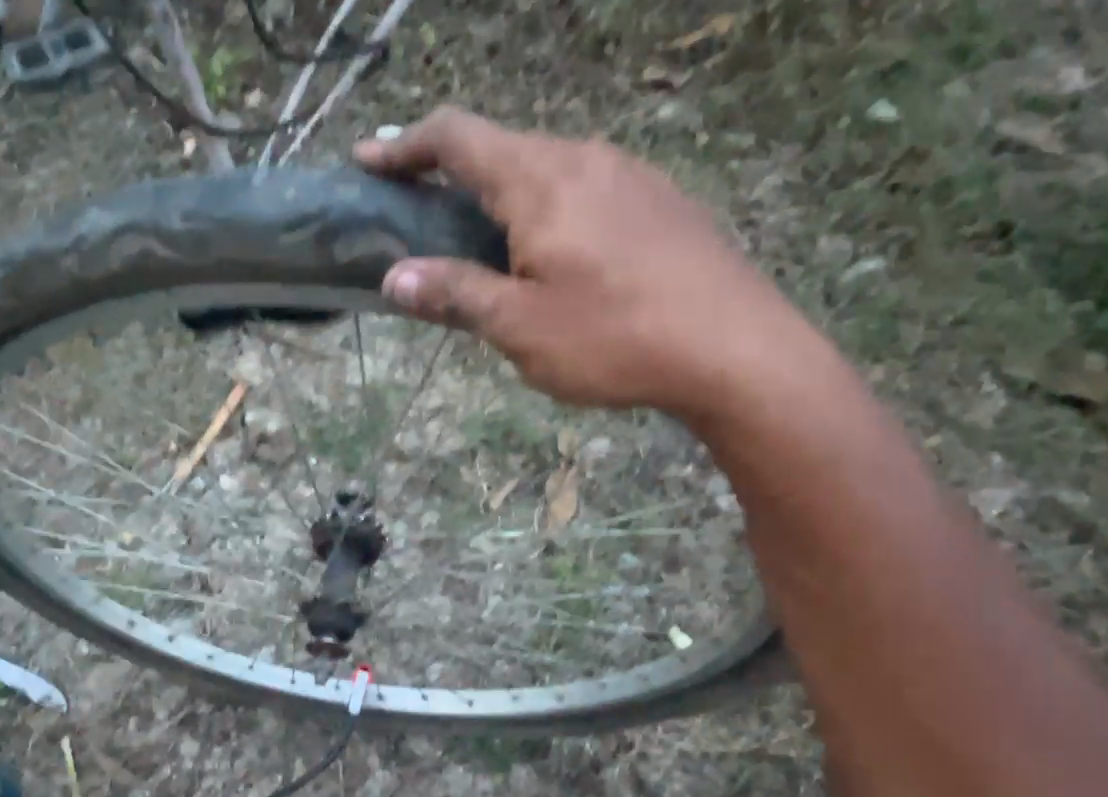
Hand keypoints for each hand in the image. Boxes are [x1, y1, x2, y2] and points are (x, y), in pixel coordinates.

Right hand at [354, 108, 823, 418]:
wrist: (738, 349)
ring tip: (487, 248)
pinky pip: (586, 189)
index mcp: (539, 181)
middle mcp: (584, 158)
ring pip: (547, 170)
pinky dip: (549, 210)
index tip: (369, 162)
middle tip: (422, 216)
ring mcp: (630, 175)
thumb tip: (395, 278)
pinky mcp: (661, 201)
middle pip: (502, 149)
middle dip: (452, 175)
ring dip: (503, 196)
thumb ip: (455, 294)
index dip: (405, 147)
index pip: (456, 137)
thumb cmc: (615, 338)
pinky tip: (556, 259)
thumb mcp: (520, 327)